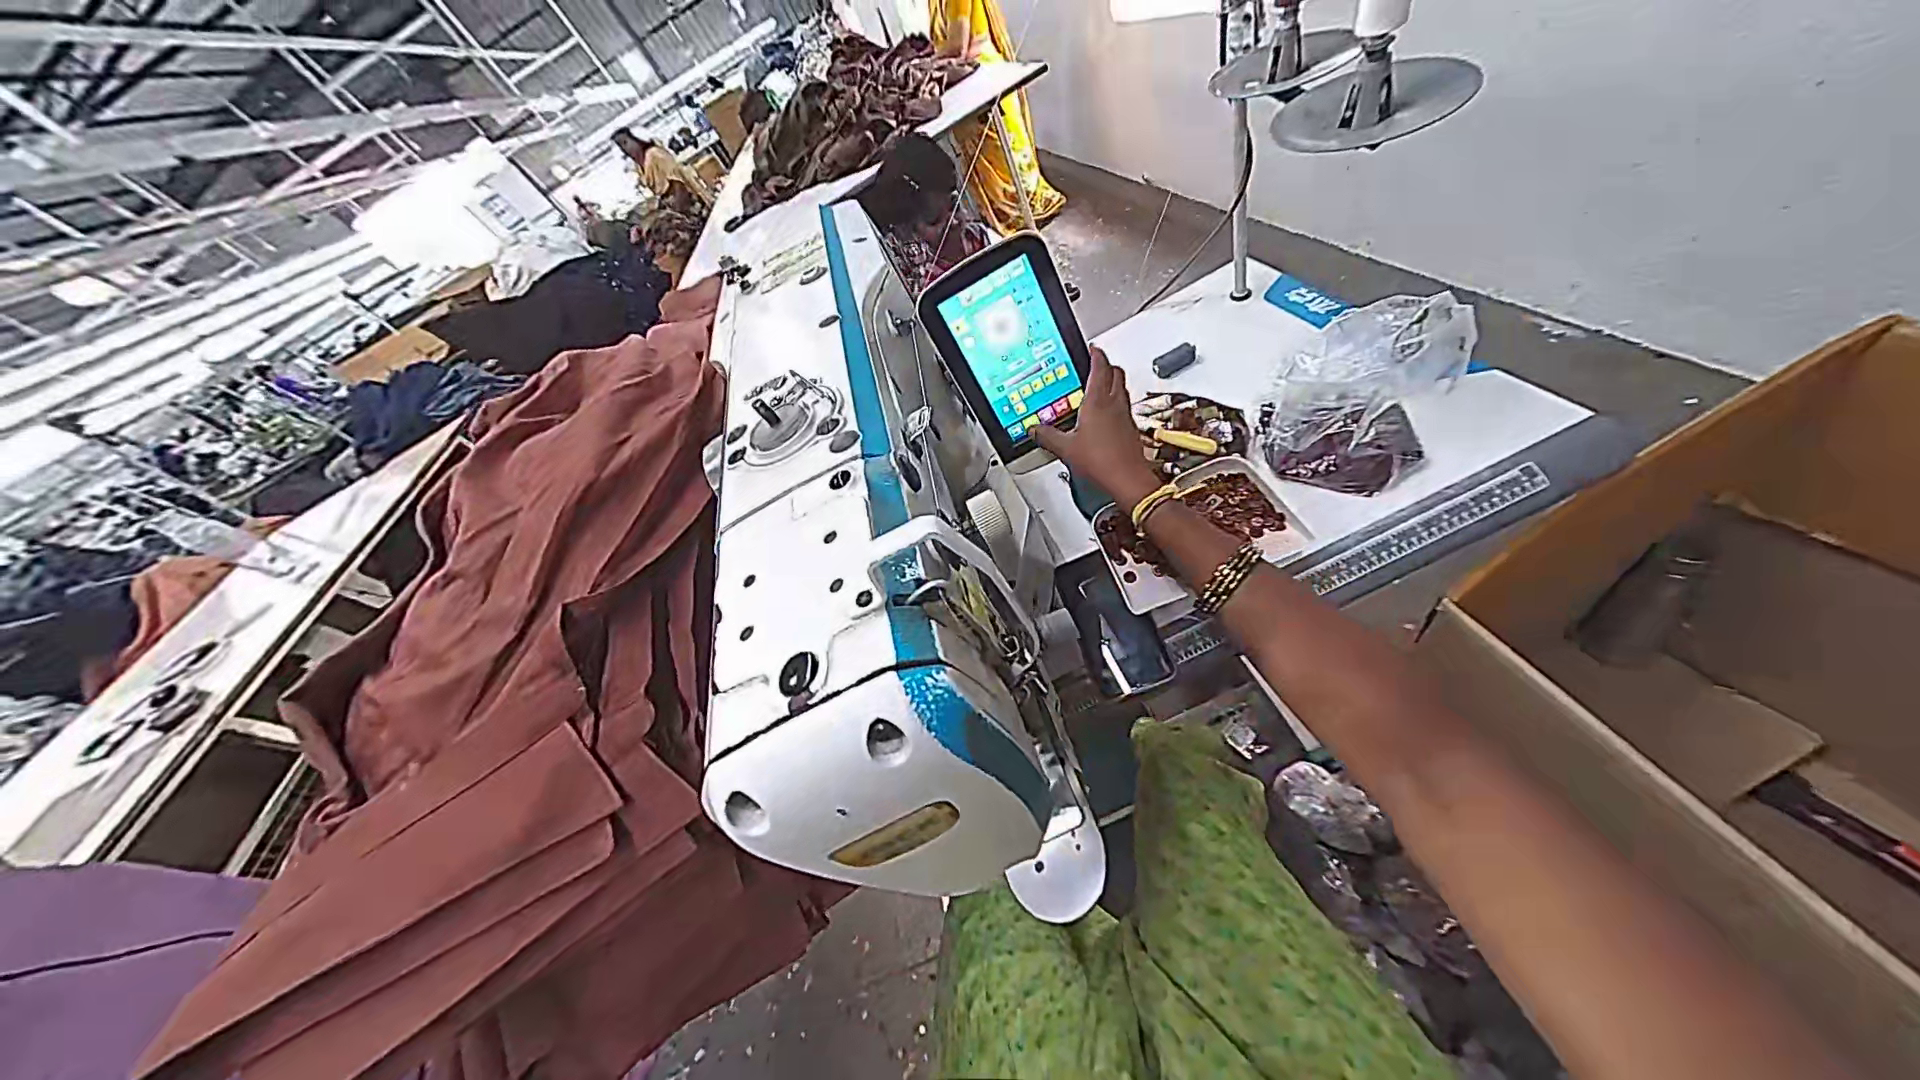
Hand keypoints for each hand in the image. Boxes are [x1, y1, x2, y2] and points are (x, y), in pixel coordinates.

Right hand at [1035, 348, 1161, 509]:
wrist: (1128, 479)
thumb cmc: (1102, 461)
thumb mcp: (1066, 448)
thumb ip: (1047, 436)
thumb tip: (1034, 430)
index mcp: (1098, 401)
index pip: (1100, 366)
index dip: (1096, 354)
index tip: (1092, 348)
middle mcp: (1115, 403)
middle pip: (1115, 372)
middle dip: (1106, 364)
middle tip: (1097, 363)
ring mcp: (1125, 415)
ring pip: (1122, 387)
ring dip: (1112, 382)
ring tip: (1100, 385)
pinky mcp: (1130, 428)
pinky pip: (1123, 406)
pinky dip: (1115, 402)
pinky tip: (1106, 414)